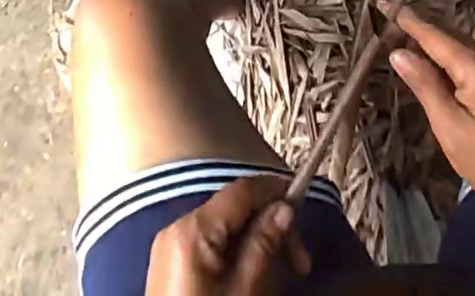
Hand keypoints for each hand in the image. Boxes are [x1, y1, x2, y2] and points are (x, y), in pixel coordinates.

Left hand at [145, 176, 309, 295]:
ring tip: (280, 274)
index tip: (304, 210)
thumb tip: (284, 208)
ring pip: (225, 226)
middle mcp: (177, 227)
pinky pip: (210, 244)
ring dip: (256, 241)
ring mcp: (170, 247)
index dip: (276, 192)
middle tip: (300, 262)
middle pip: (235, 207)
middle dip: (269, 225)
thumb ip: (264, 245)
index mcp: (193, 229)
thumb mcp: (244, 294)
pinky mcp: (169, 267)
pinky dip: (235, 253)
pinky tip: (253, 277)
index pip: (243, 189)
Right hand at [382, 3, 474, 213]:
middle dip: (416, 27)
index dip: (407, 19)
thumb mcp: (450, 127)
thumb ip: (425, 85)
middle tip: (385, 24)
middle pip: (446, 33)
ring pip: (457, 42)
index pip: (434, 35)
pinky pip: (467, 53)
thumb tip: (398, 52)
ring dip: (430, 40)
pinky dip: (445, 52)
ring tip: (400, 37)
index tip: (383, 3)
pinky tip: (430, 59)